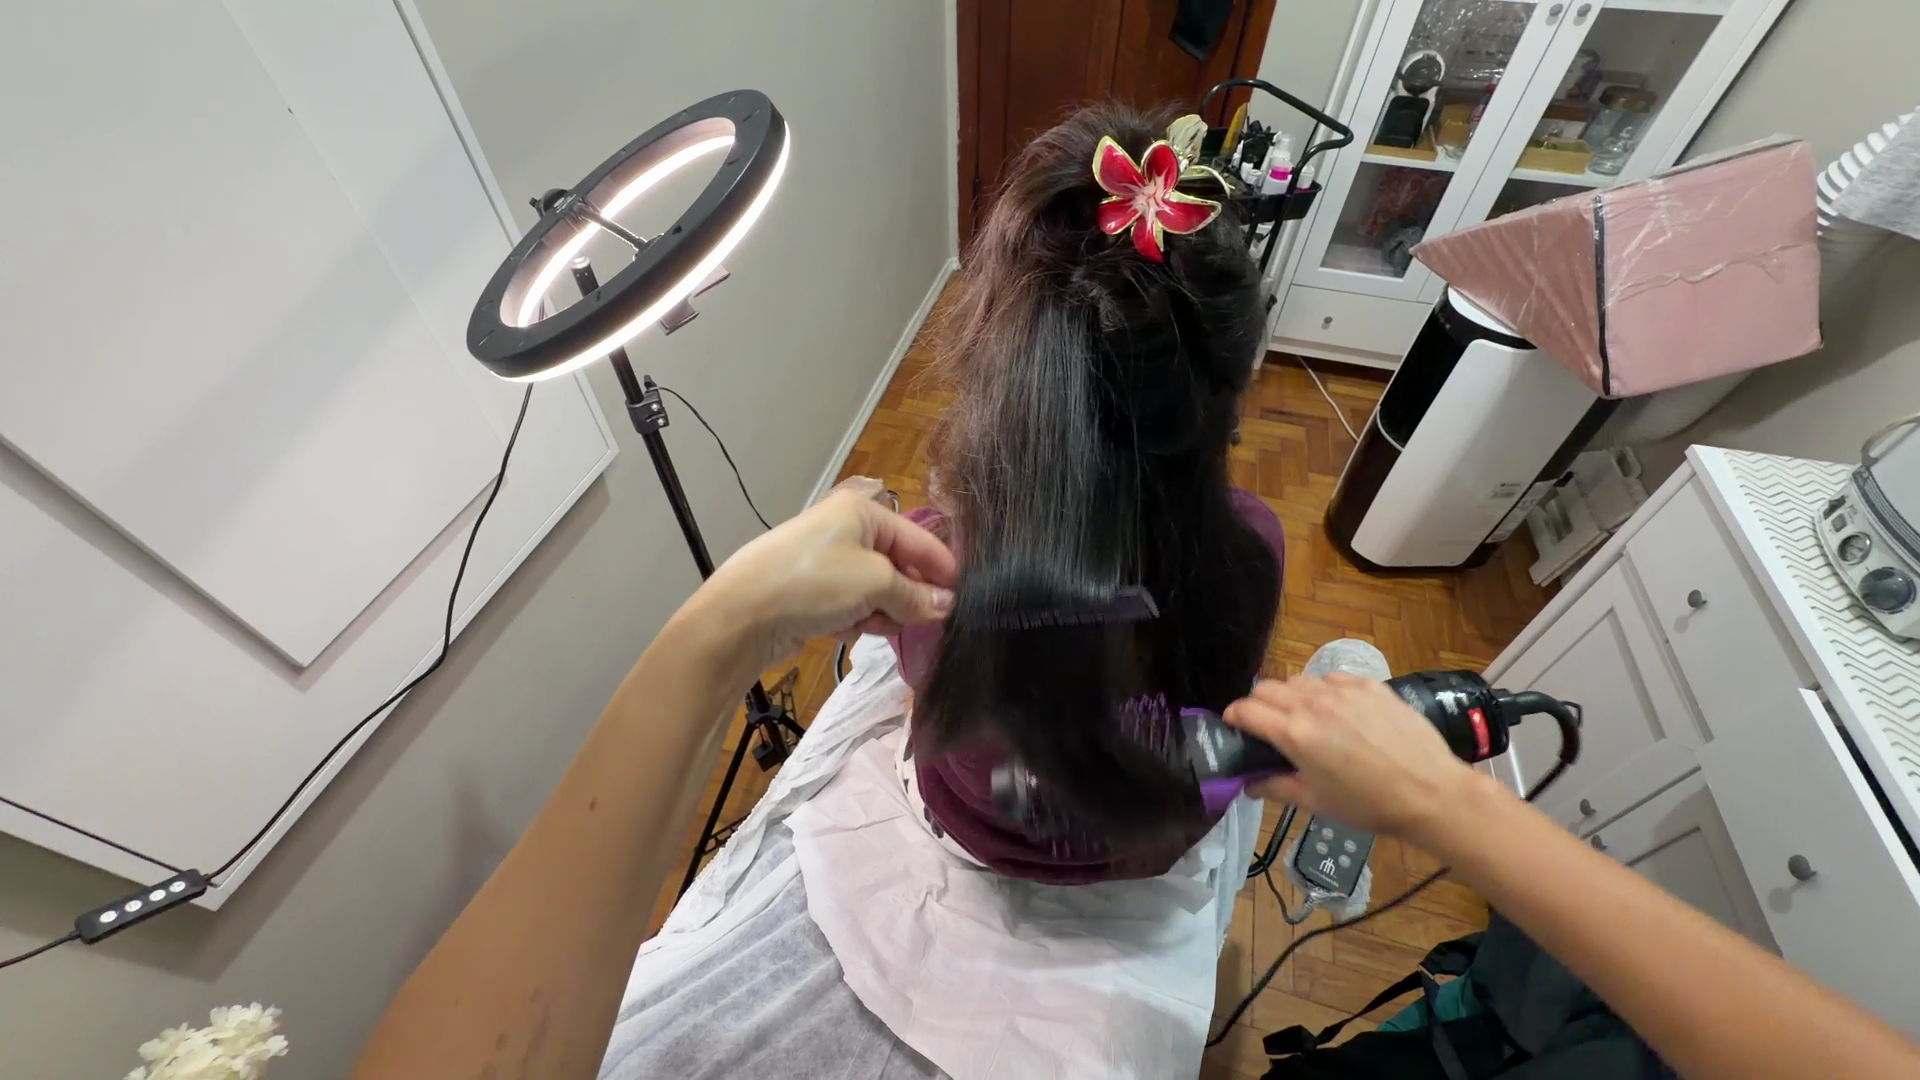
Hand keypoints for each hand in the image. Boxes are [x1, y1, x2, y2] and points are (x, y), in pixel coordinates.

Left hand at [692, 478, 957, 671]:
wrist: (741, 614)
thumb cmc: (814, 583)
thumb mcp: (875, 583)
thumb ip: (916, 595)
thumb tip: (947, 606)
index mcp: (864, 511)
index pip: (921, 539)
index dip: (944, 571)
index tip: (966, 602)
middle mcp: (847, 529)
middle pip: (900, 566)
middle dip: (908, 595)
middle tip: (915, 620)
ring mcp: (829, 561)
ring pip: (879, 590)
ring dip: (882, 611)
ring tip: (869, 624)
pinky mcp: (814, 591)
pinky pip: (854, 604)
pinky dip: (857, 618)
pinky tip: (845, 629)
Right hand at [1223, 674, 1488, 840]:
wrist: (1434, 794)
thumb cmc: (1370, 805)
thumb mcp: (1317, 803)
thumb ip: (1275, 788)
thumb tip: (1247, 784)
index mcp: (1293, 733)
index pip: (1243, 709)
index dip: (1232, 717)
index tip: (1235, 728)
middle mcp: (1311, 703)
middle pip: (1265, 689)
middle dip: (1258, 705)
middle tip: (1270, 727)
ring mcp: (1342, 690)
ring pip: (1297, 680)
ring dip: (1291, 696)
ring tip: (1306, 718)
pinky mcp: (1368, 684)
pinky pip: (1332, 677)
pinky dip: (1325, 690)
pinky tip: (1339, 711)